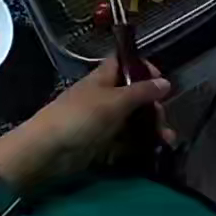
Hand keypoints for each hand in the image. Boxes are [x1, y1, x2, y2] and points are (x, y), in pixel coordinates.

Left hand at [0, 57, 172, 193]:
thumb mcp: (114, 101)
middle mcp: (103, 96)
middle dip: (152, 106)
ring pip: (131, 120)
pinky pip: (124, 140)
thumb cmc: (80, 117)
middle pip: (133, 95)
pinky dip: (140, 144)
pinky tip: (155, 151)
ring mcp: (100, 120)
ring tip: (167, 140)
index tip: (162, 80)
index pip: (124, 63)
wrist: (49, 149)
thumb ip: (140, 92)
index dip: (142, 67)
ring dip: (150, 128)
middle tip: (162, 120)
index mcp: (103, 78)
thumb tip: (166, 82)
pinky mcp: (100, 142)